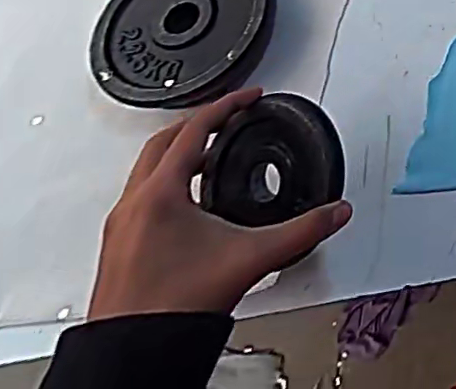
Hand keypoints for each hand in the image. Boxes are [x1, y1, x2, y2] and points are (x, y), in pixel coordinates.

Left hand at [87, 87, 352, 319]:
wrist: (131, 358)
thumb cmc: (171, 310)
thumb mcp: (252, 257)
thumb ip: (303, 230)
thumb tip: (335, 212)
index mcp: (159, 195)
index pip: (194, 129)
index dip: (226, 105)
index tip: (248, 97)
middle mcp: (133, 206)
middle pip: (162, 142)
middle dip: (199, 122)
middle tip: (228, 114)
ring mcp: (121, 227)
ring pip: (147, 169)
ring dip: (181, 150)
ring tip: (212, 149)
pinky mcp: (120, 246)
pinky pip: (142, 194)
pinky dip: (168, 178)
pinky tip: (191, 196)